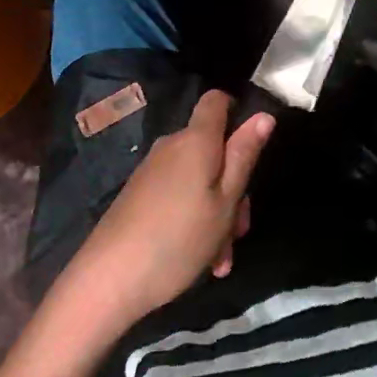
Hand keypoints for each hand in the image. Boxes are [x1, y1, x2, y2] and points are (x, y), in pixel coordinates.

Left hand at [54, 92, 273, 333]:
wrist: (112, 275)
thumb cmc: (180, 237)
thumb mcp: (225, 201)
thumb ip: (243, 155)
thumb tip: (263, 115)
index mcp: (195, 141)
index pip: (216, 101)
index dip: (237, 112)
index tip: (252, 144)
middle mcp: (171, 147)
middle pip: (213, 151)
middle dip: (233, 188)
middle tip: (239, 229)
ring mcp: (153, 171)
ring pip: (200, 182)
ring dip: (217, 216)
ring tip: (220, 259)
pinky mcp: (141, 193)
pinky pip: (180, 197)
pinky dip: (195, 222)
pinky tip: (202, 261)